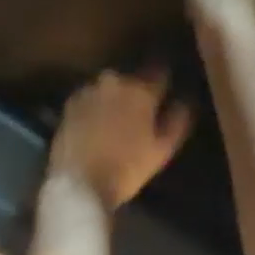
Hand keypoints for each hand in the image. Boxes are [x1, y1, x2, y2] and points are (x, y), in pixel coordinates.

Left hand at [47, 70, 192, 210]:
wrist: (80, 181)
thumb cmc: (127, 168)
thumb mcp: (162, 150)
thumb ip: (176, 121)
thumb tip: (184, 102)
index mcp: (140, 91)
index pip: (159, 73)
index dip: (164, 80)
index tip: (166, 87)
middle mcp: (114, 82)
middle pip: (131, 80)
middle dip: (136, 91)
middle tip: (139, 112)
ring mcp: (89, 90)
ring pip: (108, 88)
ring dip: (114, 97)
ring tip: (116, 119)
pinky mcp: (70, 102)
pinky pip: (89, 98)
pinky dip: (95, 105)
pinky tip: (96, 123)